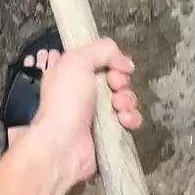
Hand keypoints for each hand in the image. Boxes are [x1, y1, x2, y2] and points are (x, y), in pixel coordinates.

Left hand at [8, 38, 141, 190]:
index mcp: (70, 72)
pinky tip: (124, 121)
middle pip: (115, 78)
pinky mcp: (108, 132)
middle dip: (121, 81)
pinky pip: (129, 120)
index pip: (99, 59)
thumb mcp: (77, 60)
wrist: (64, 145)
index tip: (114, 66)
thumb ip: (102, 49)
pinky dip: (131, 119)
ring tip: (118, 108)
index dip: (111, 60)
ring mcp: (96, 113)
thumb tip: (124, 62)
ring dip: (127, 100)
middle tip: (115, 87)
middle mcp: (82, 91)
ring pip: (124, 99)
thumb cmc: (66, 99)